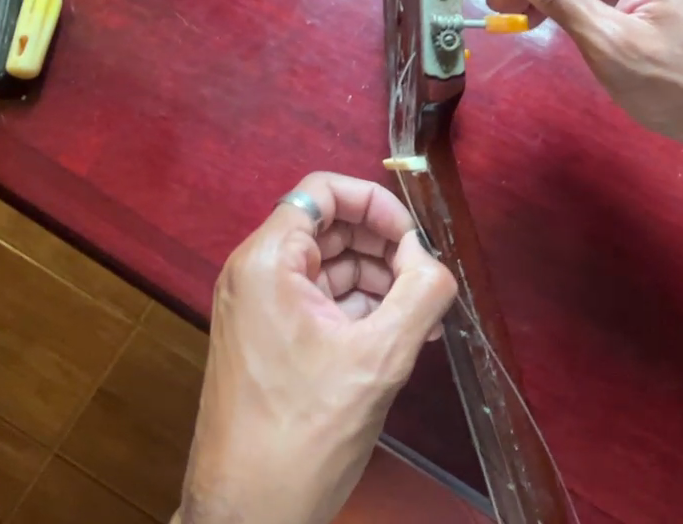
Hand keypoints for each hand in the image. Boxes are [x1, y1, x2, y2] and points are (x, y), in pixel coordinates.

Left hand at [180, 173, 455, 523]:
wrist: (246, 520)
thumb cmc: (304, 436)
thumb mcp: (378, 360)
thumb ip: (421, 295)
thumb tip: (437, 264)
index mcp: (270, 261)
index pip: (325, 190)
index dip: (376, 203)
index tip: (413, 240)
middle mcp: (258, 273)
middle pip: (332, 226)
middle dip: (386, 248)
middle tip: (428, 284)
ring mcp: (262, 306)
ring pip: (333, 265)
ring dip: (381, 281)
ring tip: (424, 317)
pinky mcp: (272, 337)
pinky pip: (324, 300)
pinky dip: (363, 308)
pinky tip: (402, 335)